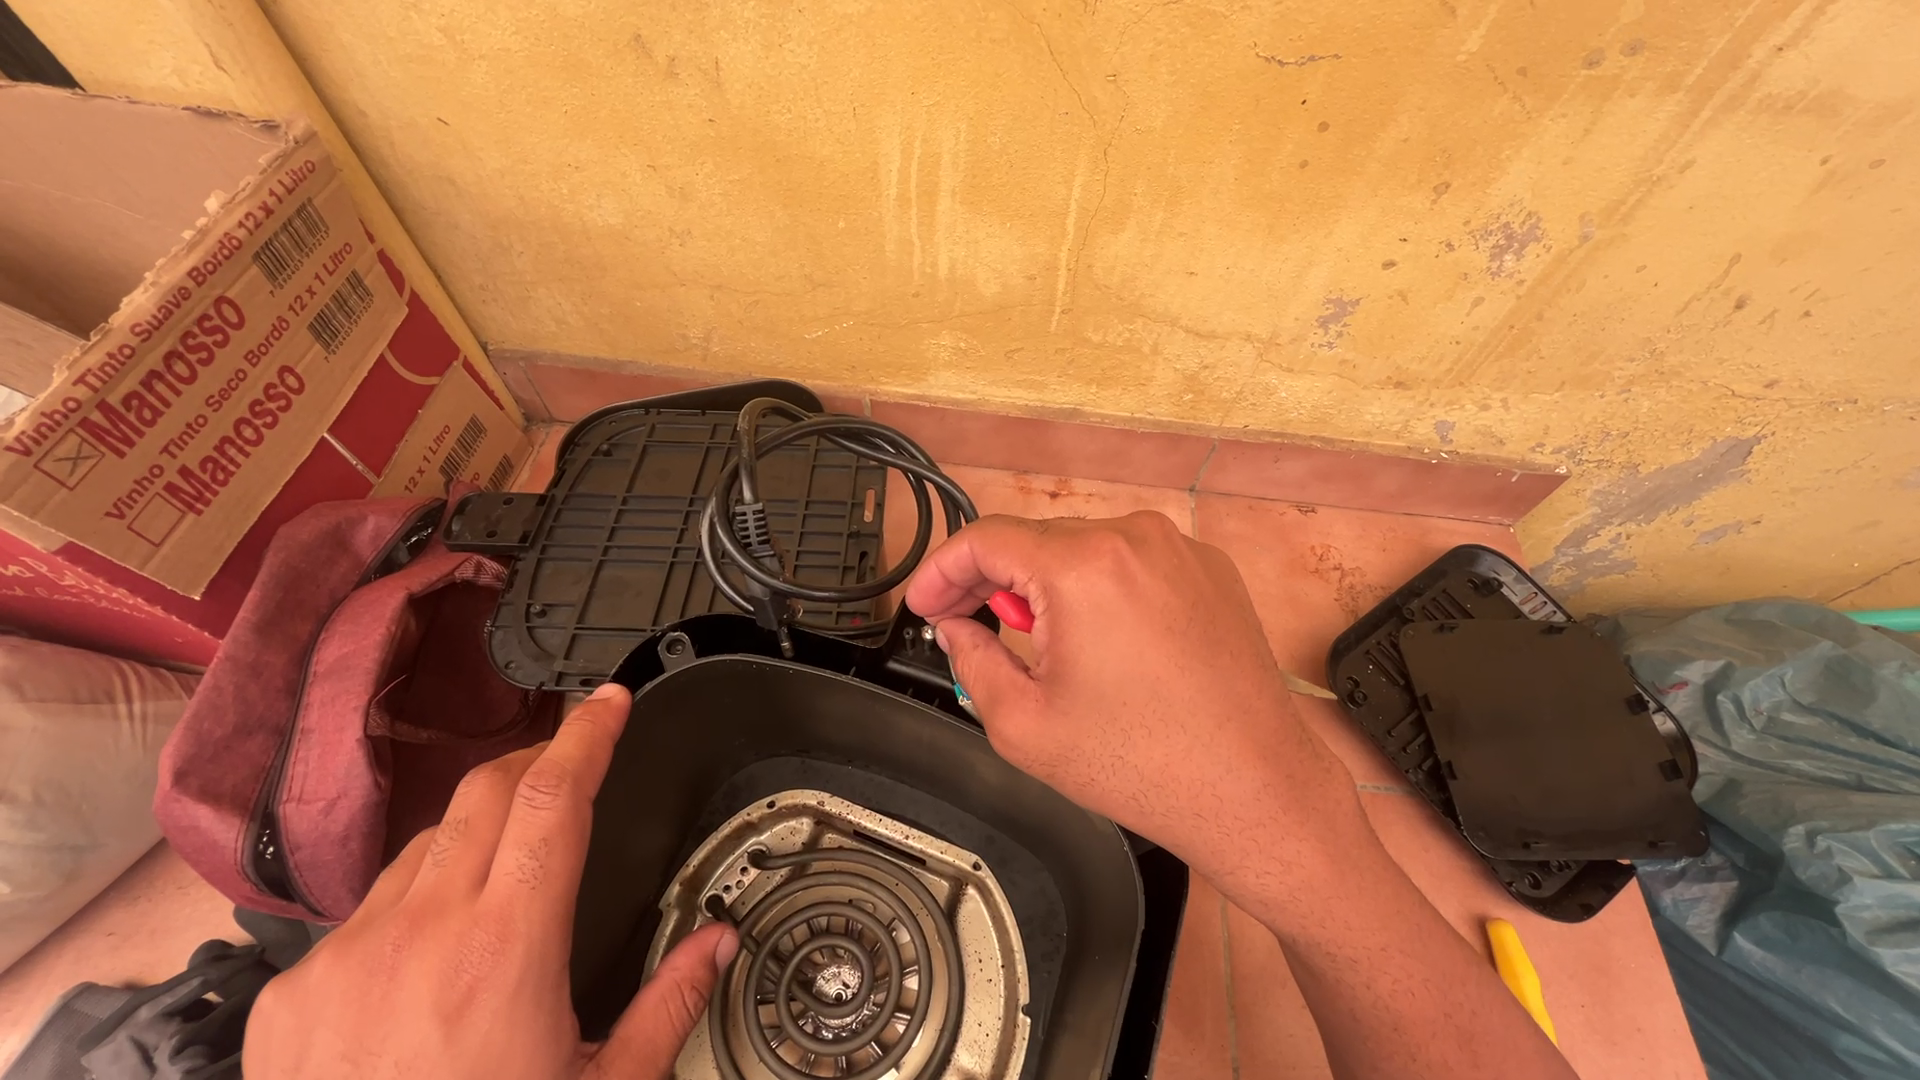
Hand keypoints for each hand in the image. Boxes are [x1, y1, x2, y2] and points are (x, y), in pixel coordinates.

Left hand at [244, 684, 739, 1079]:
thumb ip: (668, 1004)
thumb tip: (719, 941)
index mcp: (508, 949)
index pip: (556, 798)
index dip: (589, 735)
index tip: (611, 702)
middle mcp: (421, 933)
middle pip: (489, 792)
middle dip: (541, 760)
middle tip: (577, 766)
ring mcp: (346, 959)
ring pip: (428, 844)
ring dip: (480, 832)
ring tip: (509, 876)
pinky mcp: (293, 994)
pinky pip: (368, 909)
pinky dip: (416, 902)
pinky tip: (431, 959)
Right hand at [904, 512, 1356, 860]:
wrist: (1255, 790)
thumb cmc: (1144, 764)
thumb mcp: (1023, 724)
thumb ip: (969, 660)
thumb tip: (956, 627)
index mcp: (1082, 567)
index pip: (984, 539)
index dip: (941, 571)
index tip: (925, 602)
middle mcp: (1134, 538)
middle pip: (1033, 540)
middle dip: (990, 580)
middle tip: (967, 625)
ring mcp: (1179, 550)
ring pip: (1081, 548)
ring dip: (1044, 584)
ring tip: (1037, 642)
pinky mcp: (1209, 570)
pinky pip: (1130, 562)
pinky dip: (1098, 587)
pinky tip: (1097, 640)